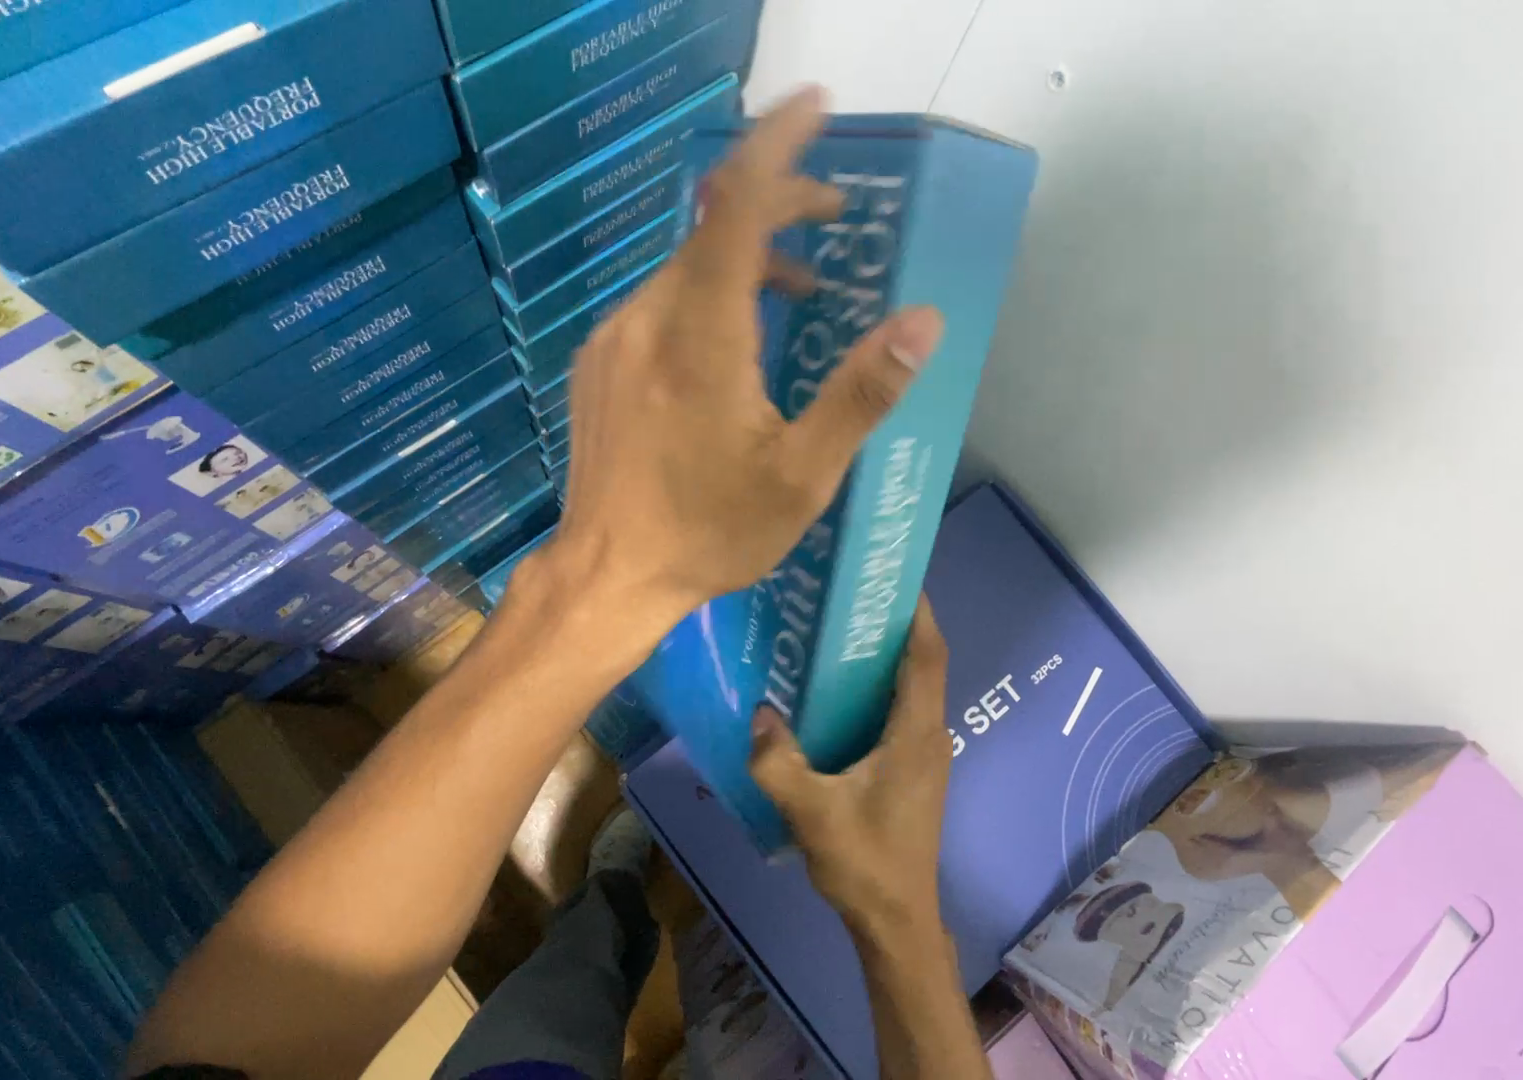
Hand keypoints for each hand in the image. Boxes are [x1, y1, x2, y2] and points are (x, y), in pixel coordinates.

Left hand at [540, 86, 947, 654]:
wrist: (609, 573)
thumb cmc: (711, 532)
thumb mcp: (803, 476)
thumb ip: (862, 392)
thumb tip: (923, 322)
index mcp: (702, 339)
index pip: (737, 207)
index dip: (779, 149)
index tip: (815, 110)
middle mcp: (649, 319)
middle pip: (713, 228)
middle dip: (778, 208)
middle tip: (833, 224)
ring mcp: (614, 339)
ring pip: (684, 267)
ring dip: (744, 260)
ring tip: (799, 294)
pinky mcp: (599, 362)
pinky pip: (658, 302)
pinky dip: (705, 295)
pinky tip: (731, 340)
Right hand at [747, 596, 952, 931]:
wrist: (896, 919)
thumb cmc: (863, 862)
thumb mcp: (811, 811)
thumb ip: (779, 762)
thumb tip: (760, 711)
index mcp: (917, 733)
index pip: (927, 655)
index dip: (916, 611)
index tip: (890, 575)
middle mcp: (930, 733)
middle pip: (921, 662)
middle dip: (892, 623)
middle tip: (845, 595)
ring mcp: (924, 752)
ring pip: (910, 686)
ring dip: (883, 655)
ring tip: (835, 631)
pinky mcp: (912, 768)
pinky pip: (899, 709)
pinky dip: (876, 687)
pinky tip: (833, 691)